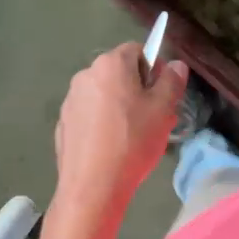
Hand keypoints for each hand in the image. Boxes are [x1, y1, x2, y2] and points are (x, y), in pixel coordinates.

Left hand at [53, 43, 188, 208]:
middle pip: (119, 72)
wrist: (92, 188)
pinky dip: (100, 124)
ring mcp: (71, 99)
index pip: (138, 51)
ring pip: (104, 94)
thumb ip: (172, 81)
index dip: (154, 69)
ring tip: (131, 139)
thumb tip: (176, 65)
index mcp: (111, 64)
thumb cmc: (132, 142)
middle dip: (137, 90)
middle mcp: (86, 73)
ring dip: (118, 106)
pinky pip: (89, 115)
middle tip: (152, 120)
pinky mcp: (63, 123)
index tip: (161, 96)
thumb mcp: (163, 110)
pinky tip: (109, 149)